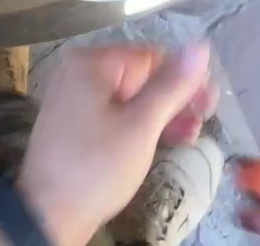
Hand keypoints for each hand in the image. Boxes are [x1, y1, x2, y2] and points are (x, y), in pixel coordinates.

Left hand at [14, 44, 216, 245]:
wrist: (48, 212)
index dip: (183, 79)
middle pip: (139, 75)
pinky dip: (139, 123)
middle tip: (204, 123)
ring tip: (190, 136)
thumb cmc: (97, 165)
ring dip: (161, 113)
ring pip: (129, 95)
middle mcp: (80, 69)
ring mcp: (75, 95)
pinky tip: (162, 139)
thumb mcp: (141, 126)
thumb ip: (171, 86)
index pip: (150, 57)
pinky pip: (114, 111)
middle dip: (174, 98)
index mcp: (92, 61)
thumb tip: (200, 47)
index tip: (211, 104)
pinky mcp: (76, 120)